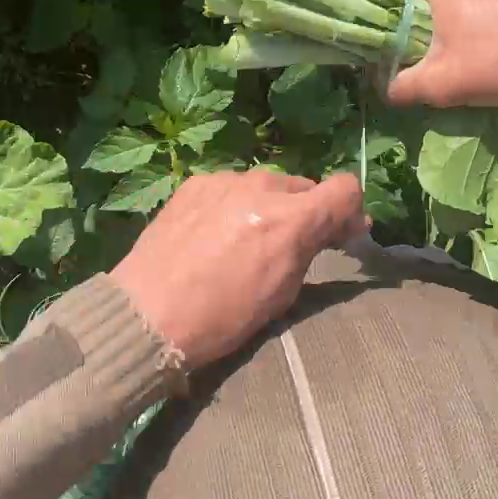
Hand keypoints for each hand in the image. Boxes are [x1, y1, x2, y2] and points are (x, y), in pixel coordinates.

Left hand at [110, 170, 366, 366]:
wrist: (148, 314)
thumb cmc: (222, 317)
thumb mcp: (282, 293)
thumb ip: (312, 250)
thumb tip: (335, 229)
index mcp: (290, 218)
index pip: (345, 188)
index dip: (350, 211)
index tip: (341, 234)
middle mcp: (261, 187)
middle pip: (304, 187)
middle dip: (306, 212)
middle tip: (289, 244)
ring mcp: (225, 181)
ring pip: (267, 184)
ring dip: (269, 206)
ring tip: (245, 240)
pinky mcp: (196, 182)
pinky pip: (231, 187)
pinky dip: (234, 205)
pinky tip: (215, 234)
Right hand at [388, 0, 497, 108]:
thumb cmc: (496, 62)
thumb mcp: (440, 85)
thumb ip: (403, 86)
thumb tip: (388, 88)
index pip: (406, 4)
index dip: (409, 33)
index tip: (422, 57)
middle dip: (445, 23)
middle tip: (459, 57)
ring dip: (478, 14)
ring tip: (495, 47)